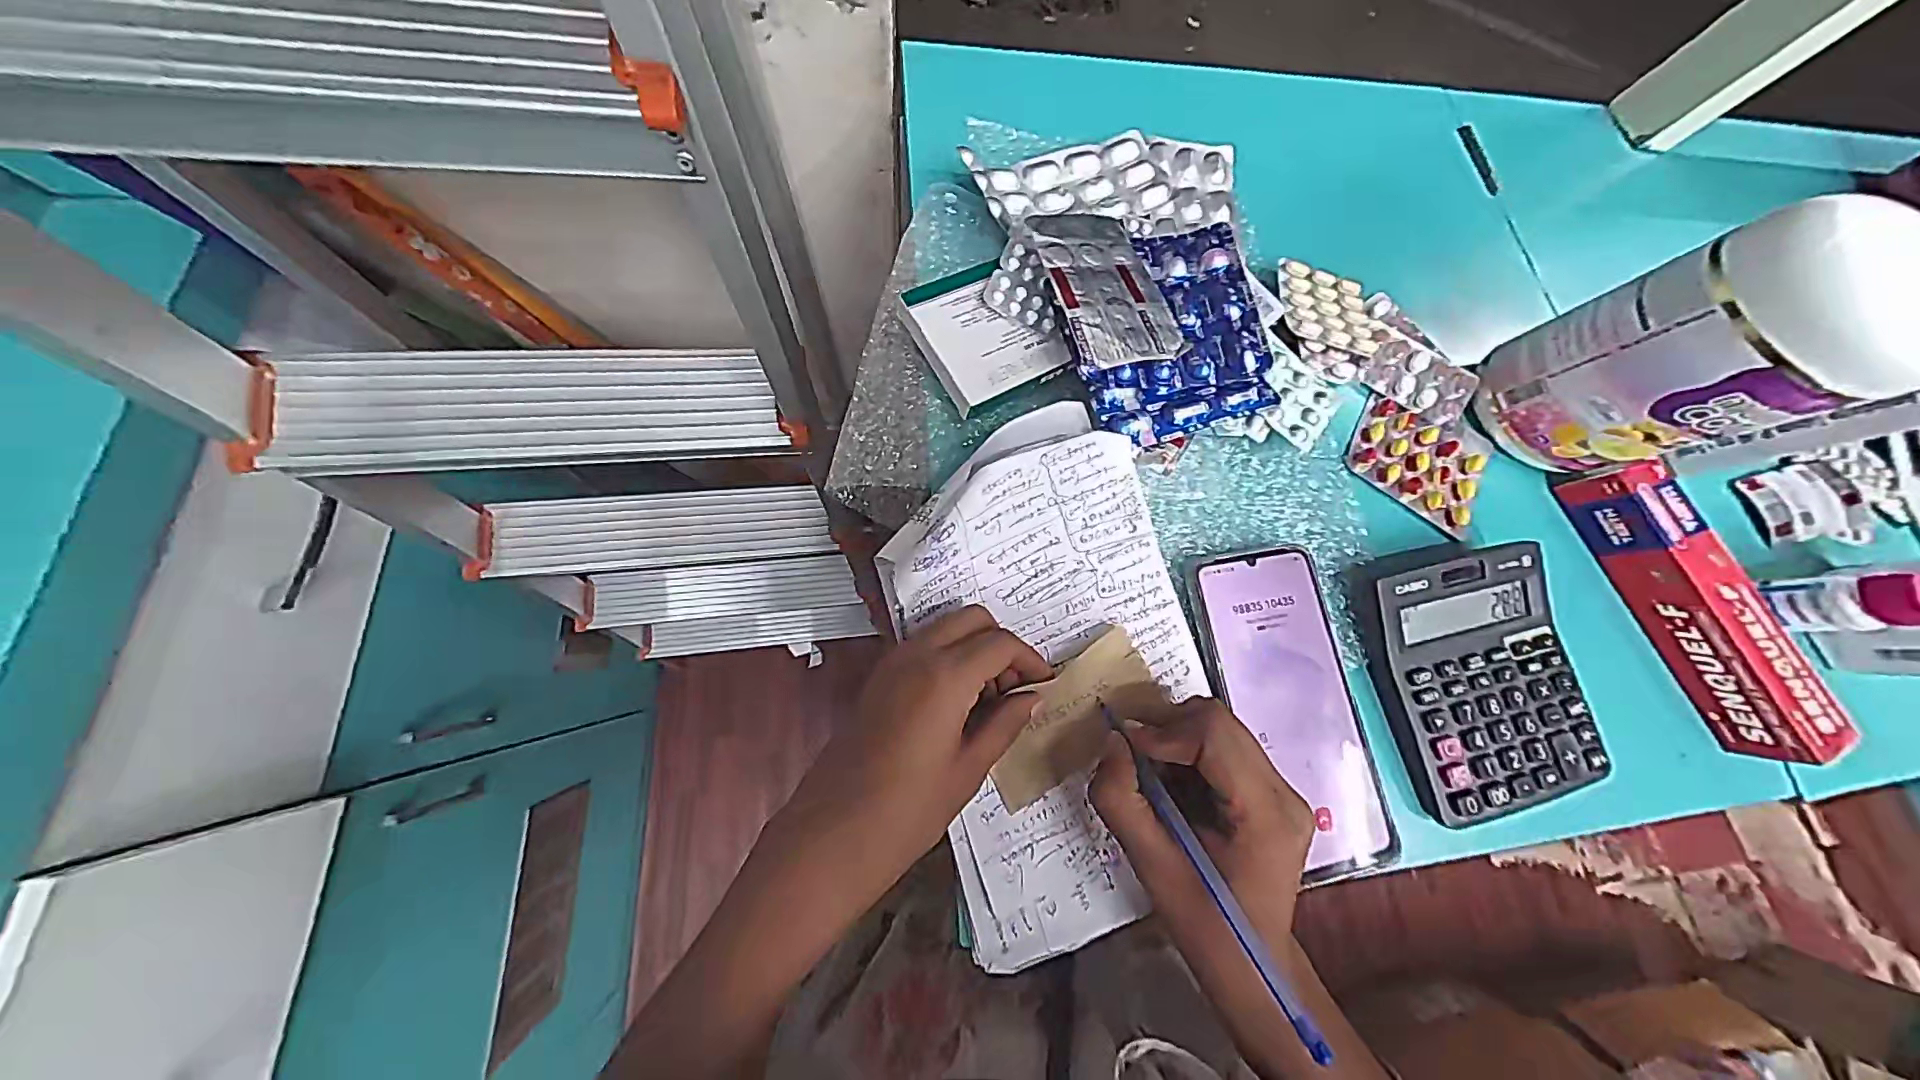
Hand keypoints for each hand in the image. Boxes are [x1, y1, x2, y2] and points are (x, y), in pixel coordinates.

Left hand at [775, 606, 1050, 896]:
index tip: (1043, 682)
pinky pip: (922, 648)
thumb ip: (1004, 723)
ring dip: (973, 647)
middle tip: (1016, 686)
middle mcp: (915, 656)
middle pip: (972, 619)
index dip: (1030, 659)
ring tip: (989, 699)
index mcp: (943, 676)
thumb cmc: (904, 811)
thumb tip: (1029, 699)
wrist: (834, 833)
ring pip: (945, 628)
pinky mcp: (878, 679)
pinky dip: (948, 657)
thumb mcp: (968, 768)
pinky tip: (958, 702)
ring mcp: (891, 664)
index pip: (1000, 643)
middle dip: (1001, 644)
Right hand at [1090, 696, 1313, 932]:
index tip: (1125, 750)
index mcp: (1267, 813)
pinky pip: (1223, 747)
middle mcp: (1285, 792)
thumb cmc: (1204, 923)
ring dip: (1176, 739)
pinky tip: (1173, 786)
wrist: (1250, 961)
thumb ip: (1121, 799)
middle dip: (1166, 730)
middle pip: (1218, 721)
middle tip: (1133, 759)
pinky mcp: (1273, 793)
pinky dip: (1188, 752)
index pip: (1212, 734)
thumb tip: (1113, 742)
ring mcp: (1284, 791)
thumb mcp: (1151, 864)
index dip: (1161, 732)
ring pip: (1219, 728)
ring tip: (1152, 775)